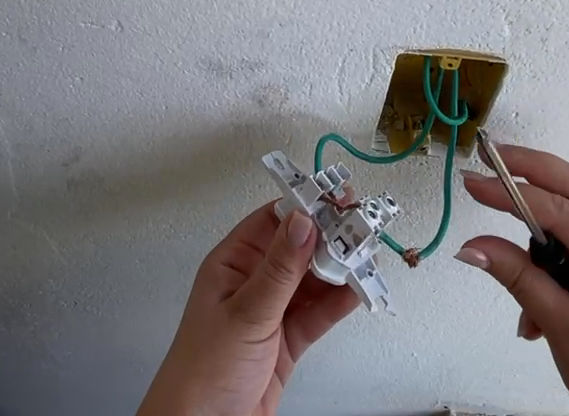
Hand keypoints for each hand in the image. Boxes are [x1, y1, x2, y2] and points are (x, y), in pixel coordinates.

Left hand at [137, 203, 361, 415]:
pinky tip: (357, 288)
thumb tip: (302, 220)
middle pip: (297, 247)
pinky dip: (339, 301)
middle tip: (360, 225)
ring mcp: (273, 310)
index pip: (272, 221)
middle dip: (329, 236)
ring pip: (312, 278)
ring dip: (339, 267)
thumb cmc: (203, 371)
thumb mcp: (246, 312)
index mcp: (233, 262)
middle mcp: (253, 281)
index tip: (334, 197)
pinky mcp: (289, 339)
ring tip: (366, 255)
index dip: (303, 206)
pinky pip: (318, 312)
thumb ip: (279, 269)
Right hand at [457, 146, 568, 415]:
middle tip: (488, 156)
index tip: (475, 183)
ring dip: (541, 194)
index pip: (563, 211)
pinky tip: (531, 255)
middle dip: (530, 166)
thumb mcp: (563, 331)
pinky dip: (553, 225)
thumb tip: (472, 246)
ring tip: (500, 197)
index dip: (514, 192)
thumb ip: (518, 279)